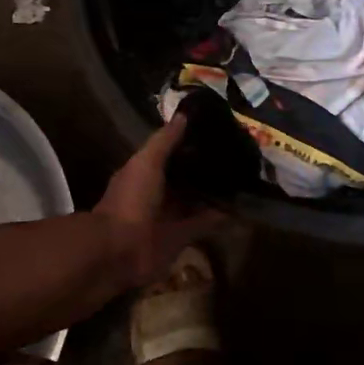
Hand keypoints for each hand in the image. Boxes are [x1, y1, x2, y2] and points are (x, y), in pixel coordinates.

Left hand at [95, 114, 224, 283]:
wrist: (120, 249)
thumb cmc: (130, 199)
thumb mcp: (146, 162)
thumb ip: (164, 141)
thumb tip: (183, 115)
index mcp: (144, 171)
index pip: (170, 153)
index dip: (188, 143)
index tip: (215, 132)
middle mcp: (157, 192)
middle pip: (185, 177)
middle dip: (205, 168)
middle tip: (237, 155)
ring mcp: (169, 216)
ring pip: (196, 200)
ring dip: (215, 192)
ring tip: (243, 177)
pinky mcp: (181, 237)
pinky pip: (204, 223)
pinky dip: (220, 217)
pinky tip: (240, 206)